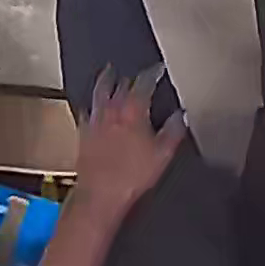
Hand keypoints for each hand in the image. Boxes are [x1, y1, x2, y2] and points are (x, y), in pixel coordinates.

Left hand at [72, 66, 187, 217]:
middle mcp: (113, 109)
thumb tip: (180, 117)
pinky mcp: (84, 133)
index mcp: (133, 109)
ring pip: (100, 91)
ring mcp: (96, 120)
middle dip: (131, 77)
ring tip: (108, 72)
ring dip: (105, 80)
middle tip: (138, 74)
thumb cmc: (131, 176)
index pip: (144, 81)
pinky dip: (90, 106)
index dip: (153, 72)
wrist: (101, 196)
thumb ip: (174, 131)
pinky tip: (90, 107)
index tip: (158, 69)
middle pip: (121, 83)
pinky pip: (86, 112)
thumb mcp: (162, 154)